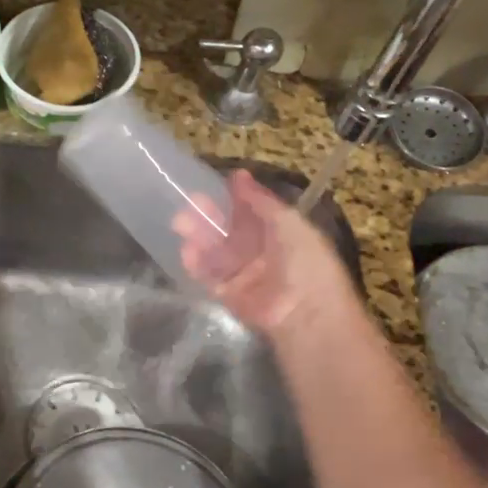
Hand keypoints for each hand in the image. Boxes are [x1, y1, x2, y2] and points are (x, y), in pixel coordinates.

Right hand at [173, 170, 357, 335]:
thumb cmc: (304, 260)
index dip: (234, 199)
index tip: (216, 186)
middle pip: (229, 232)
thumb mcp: (288, 222)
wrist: (306, 312)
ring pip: (216, 252)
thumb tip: (239, 175)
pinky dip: (196, 264)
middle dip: (210, 217)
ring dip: (199, 237)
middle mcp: (261, 254)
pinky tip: (186, 250)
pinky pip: (209, 277)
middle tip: (190, 203)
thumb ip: (260, 201)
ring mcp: (244, 276)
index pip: (252, 213)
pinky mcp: (229, 296)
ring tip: (181, 223)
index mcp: (281, 234)